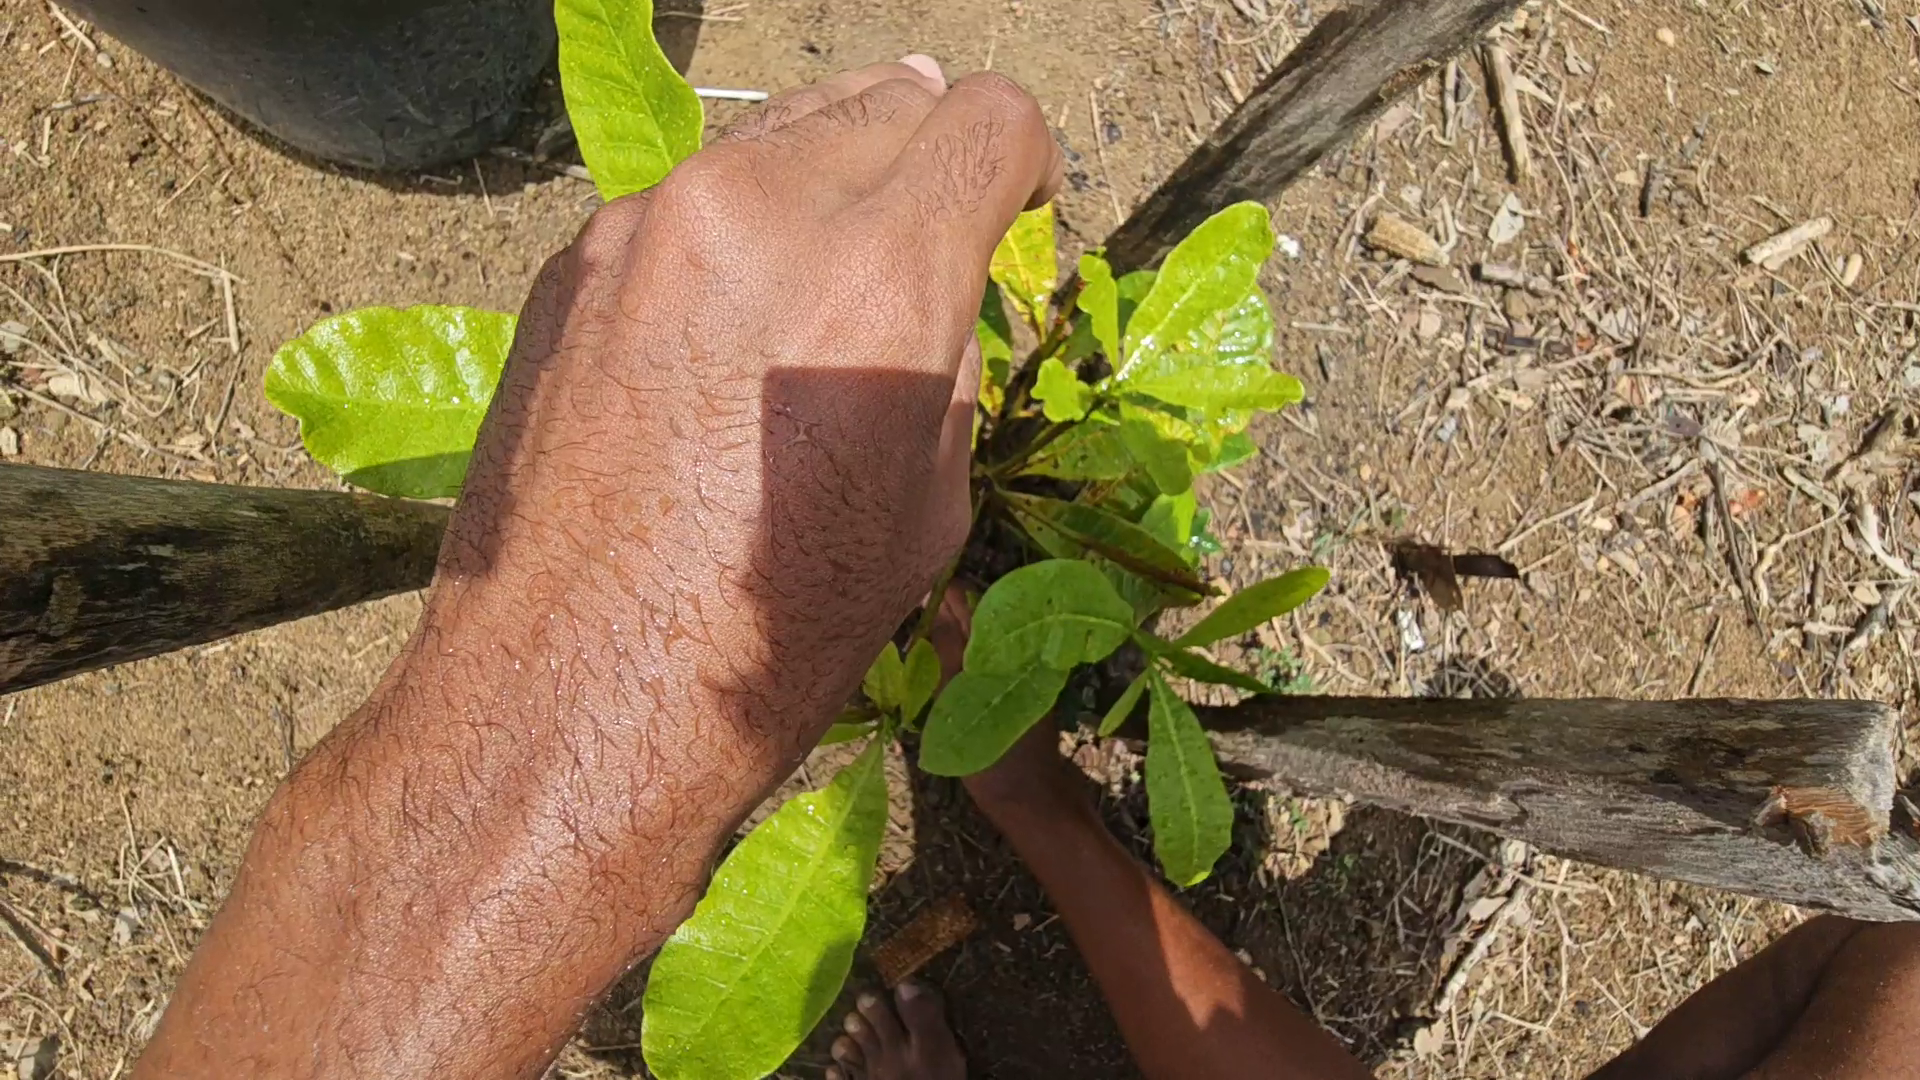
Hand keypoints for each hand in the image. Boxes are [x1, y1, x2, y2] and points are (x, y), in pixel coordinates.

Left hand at [133, 59, 1060, 1079]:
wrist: (582, 689)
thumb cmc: (783, 630)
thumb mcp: (927, 510)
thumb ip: (939, 375)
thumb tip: (930, 311)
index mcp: (880, 288)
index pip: (988, 124)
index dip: (1024, 164)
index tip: (1014, 217)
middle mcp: (764, 214)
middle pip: (894, 101)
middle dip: (935, 163)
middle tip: (932, 246)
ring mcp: (652, 221)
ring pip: (791, 132)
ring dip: (842, 182)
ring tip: (838, 274)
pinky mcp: (577, 254)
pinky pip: (704, 194)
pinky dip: (752, 226)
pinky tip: (738, 318)